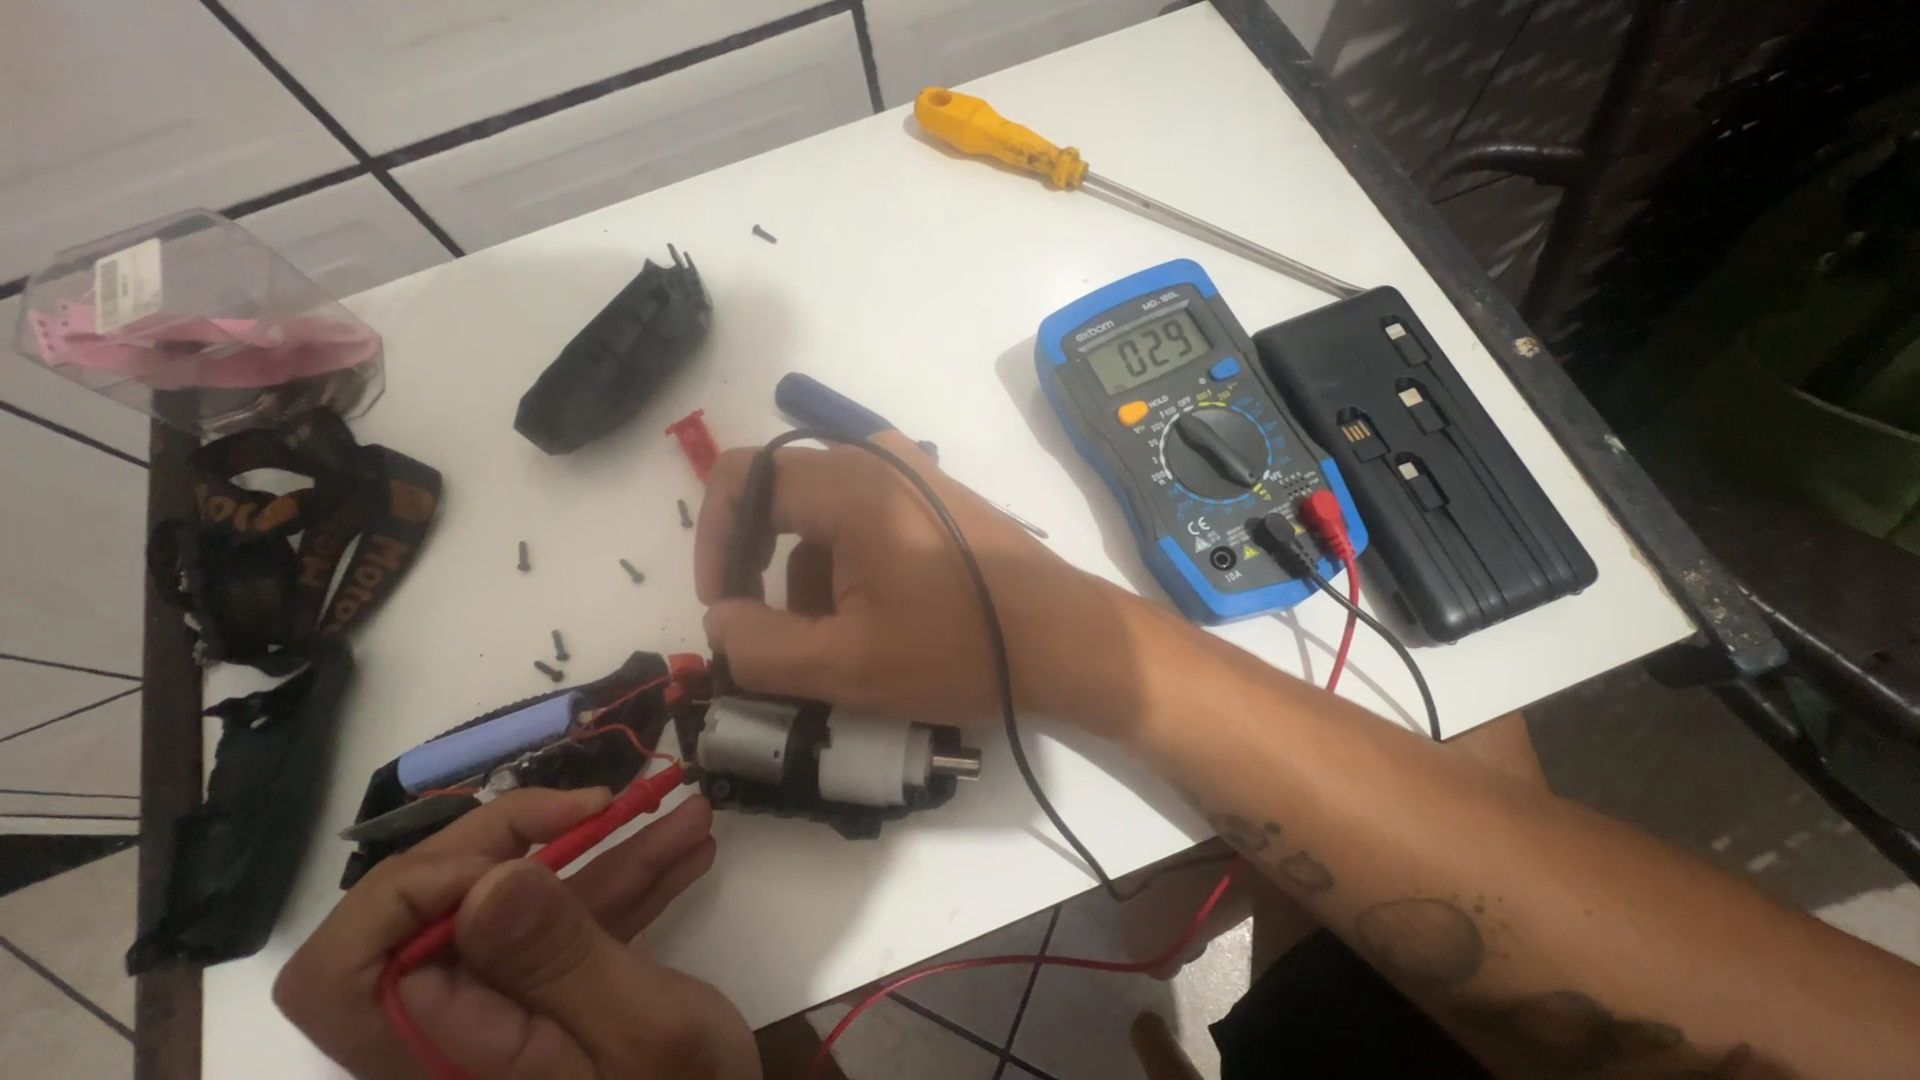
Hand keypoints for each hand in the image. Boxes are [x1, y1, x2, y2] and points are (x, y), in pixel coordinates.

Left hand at [275, 788, 757, 1079]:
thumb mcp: (638, 1027)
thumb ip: (559, 958)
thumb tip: (486, 883)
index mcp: (447, 1057)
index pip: (341, 972)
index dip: (409, 893)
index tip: (512, 860)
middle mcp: (455, 1031)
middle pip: (433, 909)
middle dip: (519, 840)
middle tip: (600, 804)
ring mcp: (506, 1011)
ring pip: (520, 906)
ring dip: (605, 850)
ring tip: (686, 811)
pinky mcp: (553, 997)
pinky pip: (570, 925)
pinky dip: (628, 882)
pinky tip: (688, 848)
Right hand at [695, 434, 1159, 730]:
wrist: (1066, 640)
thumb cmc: (958, 649)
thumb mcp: (845, 665)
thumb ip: (759, 645)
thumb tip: (720, 619)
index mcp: (850, 483)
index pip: (740, 478)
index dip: (714, 541)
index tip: (726, 606)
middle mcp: (878, 459)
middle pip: (782, 501)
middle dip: (768, 574)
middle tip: (778, 637)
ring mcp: (914, 476)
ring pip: (823, 521)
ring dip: (814, 584)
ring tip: (847, 645)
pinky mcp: (936, 502)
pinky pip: (864, 525)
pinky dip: (851, 573)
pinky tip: (883, 624)